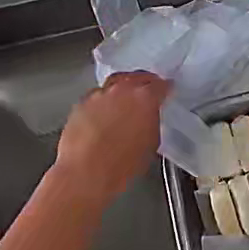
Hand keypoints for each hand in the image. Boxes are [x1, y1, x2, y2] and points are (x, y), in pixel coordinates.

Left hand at [55, 71, 171, 202]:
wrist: (86, 173)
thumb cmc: (120, 164)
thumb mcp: (151, 143)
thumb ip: (153, 121)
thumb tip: (149, 117)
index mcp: (145, 98)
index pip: (160, 85)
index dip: (165, 88)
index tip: (167, 90)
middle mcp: (122, 90)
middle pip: (136, 76)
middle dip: (144, 82)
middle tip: (148, 89)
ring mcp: (99, 95)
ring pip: (115, 83)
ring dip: (122, 89)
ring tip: (125, 101)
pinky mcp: (81, 104)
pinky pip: (97, 96)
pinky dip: (104, 101)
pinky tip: (105, 113)